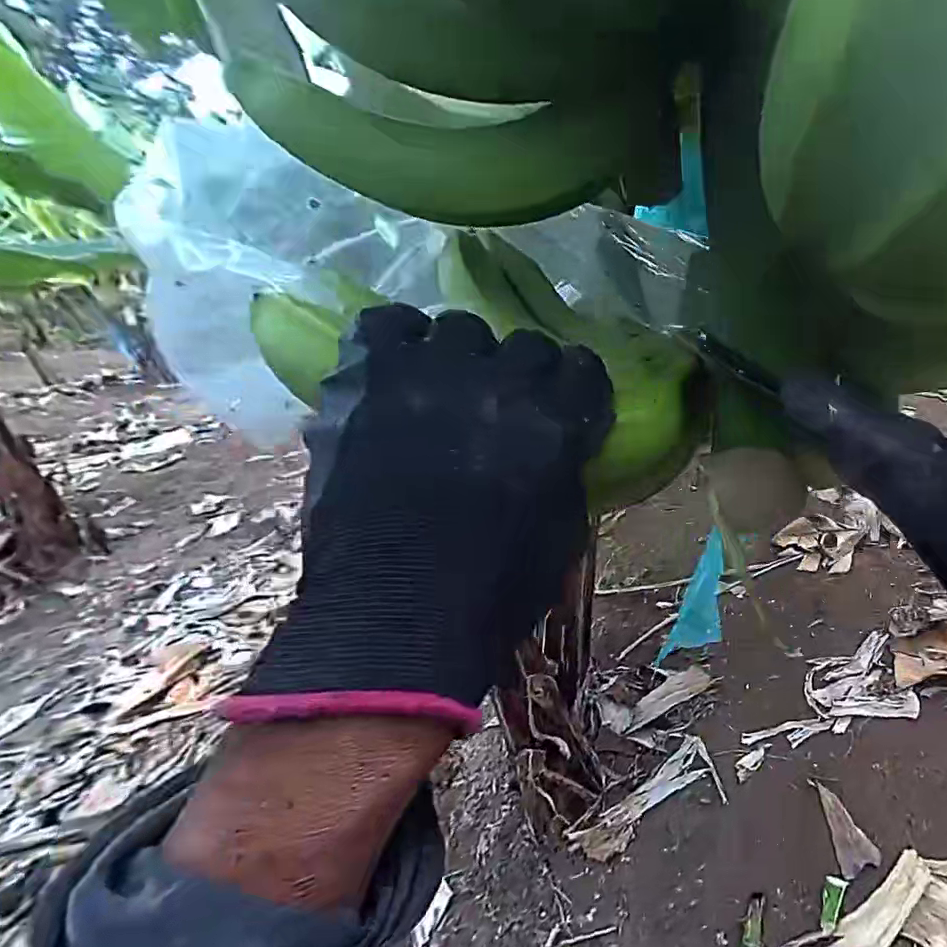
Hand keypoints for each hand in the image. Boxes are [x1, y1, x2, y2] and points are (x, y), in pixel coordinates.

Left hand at [232, 304, 613, 720]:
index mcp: (554, 423)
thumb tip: (556, 445)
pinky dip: (397, 344)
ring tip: (450, 390)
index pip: (582, 368)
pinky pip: (383, 328)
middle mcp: (496, 385)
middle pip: (525, 345)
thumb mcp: (562, 529)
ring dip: (465, 359)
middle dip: (525, 375)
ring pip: (458, 330)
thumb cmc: (495, 589)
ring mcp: (425, 377)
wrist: (398, 617)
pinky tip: (399, 374)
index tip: (569, 405)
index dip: (577, 388)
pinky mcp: (364, 383)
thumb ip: (564, 468)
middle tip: (509, 408)